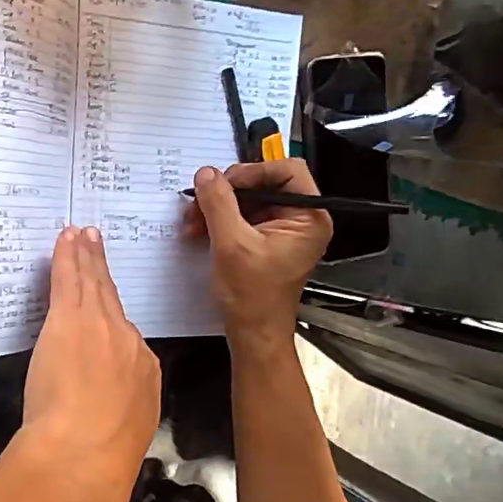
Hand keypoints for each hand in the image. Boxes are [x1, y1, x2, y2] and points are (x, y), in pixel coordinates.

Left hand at [18, 226, 161, 501]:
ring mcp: (100, 326)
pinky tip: (66, 239)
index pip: (127, 339)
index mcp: (144, 374)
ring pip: (93, 282)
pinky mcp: (69, 319)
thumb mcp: (127, 437)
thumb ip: (121, 418)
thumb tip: (113, 417)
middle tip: (97, 243)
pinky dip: (69, 256)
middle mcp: (129, 343)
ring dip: (87, 256)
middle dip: (103, 271)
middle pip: (113, 299)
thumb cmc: (104, 460)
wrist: (85, 455)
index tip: (109, 308)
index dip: (114, 320)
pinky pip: (70, 278)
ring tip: (82, 234)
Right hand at [185, 161, 332, 343]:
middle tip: (201, 200)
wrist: (252, 332)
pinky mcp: (266, 238)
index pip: (288, 170)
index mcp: (309, 217)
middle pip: (264, 183)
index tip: (226, 183)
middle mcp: (301, 219)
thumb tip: (207, 174)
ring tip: (193, 220)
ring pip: (248, 199)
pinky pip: (242, 216)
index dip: (254, 171)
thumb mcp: (231, 244)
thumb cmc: (253, 297)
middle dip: (227, 192)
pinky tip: (199, 228)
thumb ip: (218, 203)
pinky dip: (220, 219)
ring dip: (218, 206)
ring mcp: (283, 229)